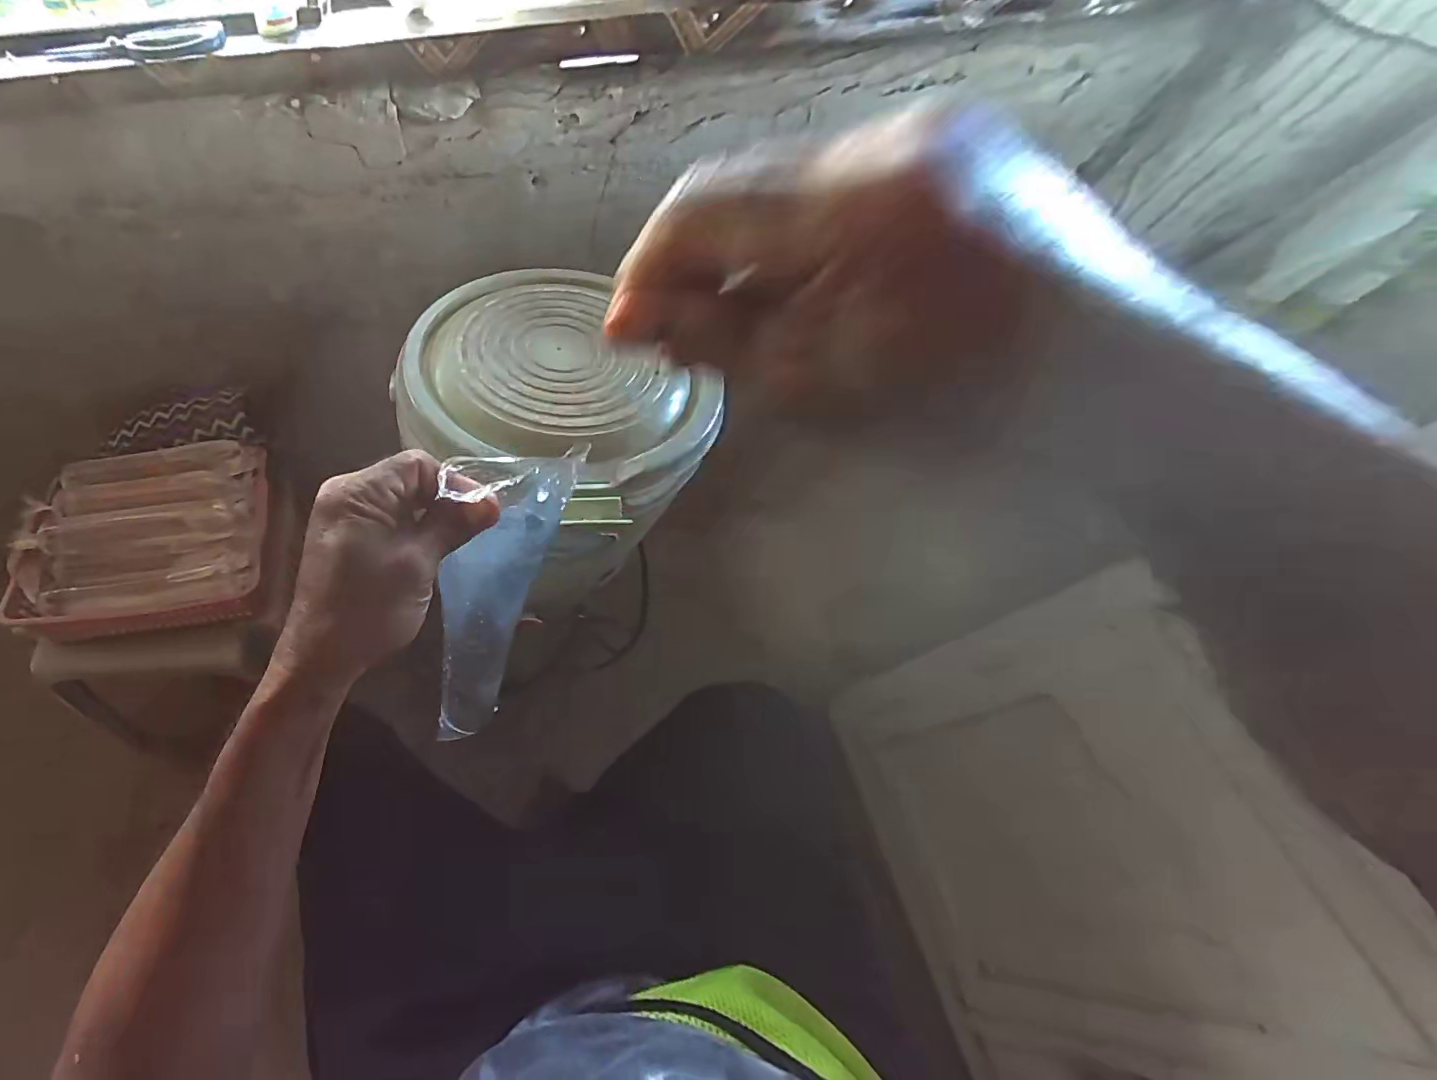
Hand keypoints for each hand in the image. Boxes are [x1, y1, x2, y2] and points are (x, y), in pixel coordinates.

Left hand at [274, 450, 498, 686]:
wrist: (321, 656)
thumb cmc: (370, 606)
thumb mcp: (418, 563)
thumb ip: (452, 525)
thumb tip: (492, 502)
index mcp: (356, 491)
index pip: (415, 465)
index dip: (454, 483)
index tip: (483, 511)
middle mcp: (344, 493)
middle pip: (406, 479)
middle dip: (443, 499)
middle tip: (475, 526)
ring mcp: (340, 516)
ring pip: (397, 501)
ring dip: (429, 516)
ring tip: (458, 539)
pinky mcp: (343, 538)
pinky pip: (384, 519)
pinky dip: (410, 528)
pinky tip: (429, 549)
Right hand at [605, 105, 1047, 421]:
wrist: (1118, 380)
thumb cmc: (963, 407)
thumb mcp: (816, 384)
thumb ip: (716, 336)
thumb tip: (634, 321)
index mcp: (861, 203)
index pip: (702, 209)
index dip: (644, 270)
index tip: (621, 330)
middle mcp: (891, 137)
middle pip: (733, 187)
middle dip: (683, 264)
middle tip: (666, 332)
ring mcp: (925, 130)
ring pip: (774, 186)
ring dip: (730, 254)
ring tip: (721, 319)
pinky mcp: (943, 145)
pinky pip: (823, 187)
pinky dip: (781, 240)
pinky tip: (781, 289)